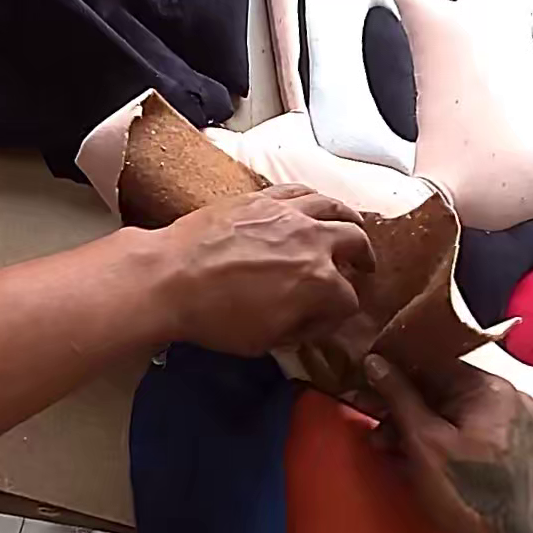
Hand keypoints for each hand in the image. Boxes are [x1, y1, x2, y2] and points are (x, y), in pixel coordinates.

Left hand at [149, 184, 373, 355]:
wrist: (170, 277)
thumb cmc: (213, 317)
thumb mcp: (262, 341)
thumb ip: (295, 330)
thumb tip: (307, 321)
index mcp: (319, 283)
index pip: (347, 301)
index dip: (336, 317)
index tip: (320, 322)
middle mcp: (313, 241)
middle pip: (356, 243)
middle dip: (362, 260)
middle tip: (362, 268)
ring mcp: (288, 214)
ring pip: (335, 208)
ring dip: (348, 221)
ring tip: (351, 229)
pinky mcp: (262, 198)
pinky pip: (300, 190)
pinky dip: (314, 199)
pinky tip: (314, 206)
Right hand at [362, 354, 532, 532]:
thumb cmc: (470, 495)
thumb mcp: (423, 442)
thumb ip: (398, 396)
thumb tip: (374, 361)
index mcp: (491, 389)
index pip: (434, 361)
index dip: (395, 367)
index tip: (367, 375)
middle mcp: (508, 399)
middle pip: (442, 388)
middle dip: (402, 404)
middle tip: (372, 419)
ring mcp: (514, 424)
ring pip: (451, 411)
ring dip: (415, 424)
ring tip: (386, 446)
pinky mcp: (512, 448)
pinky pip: (466, 428)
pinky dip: (438, 437)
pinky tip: (413, 455)